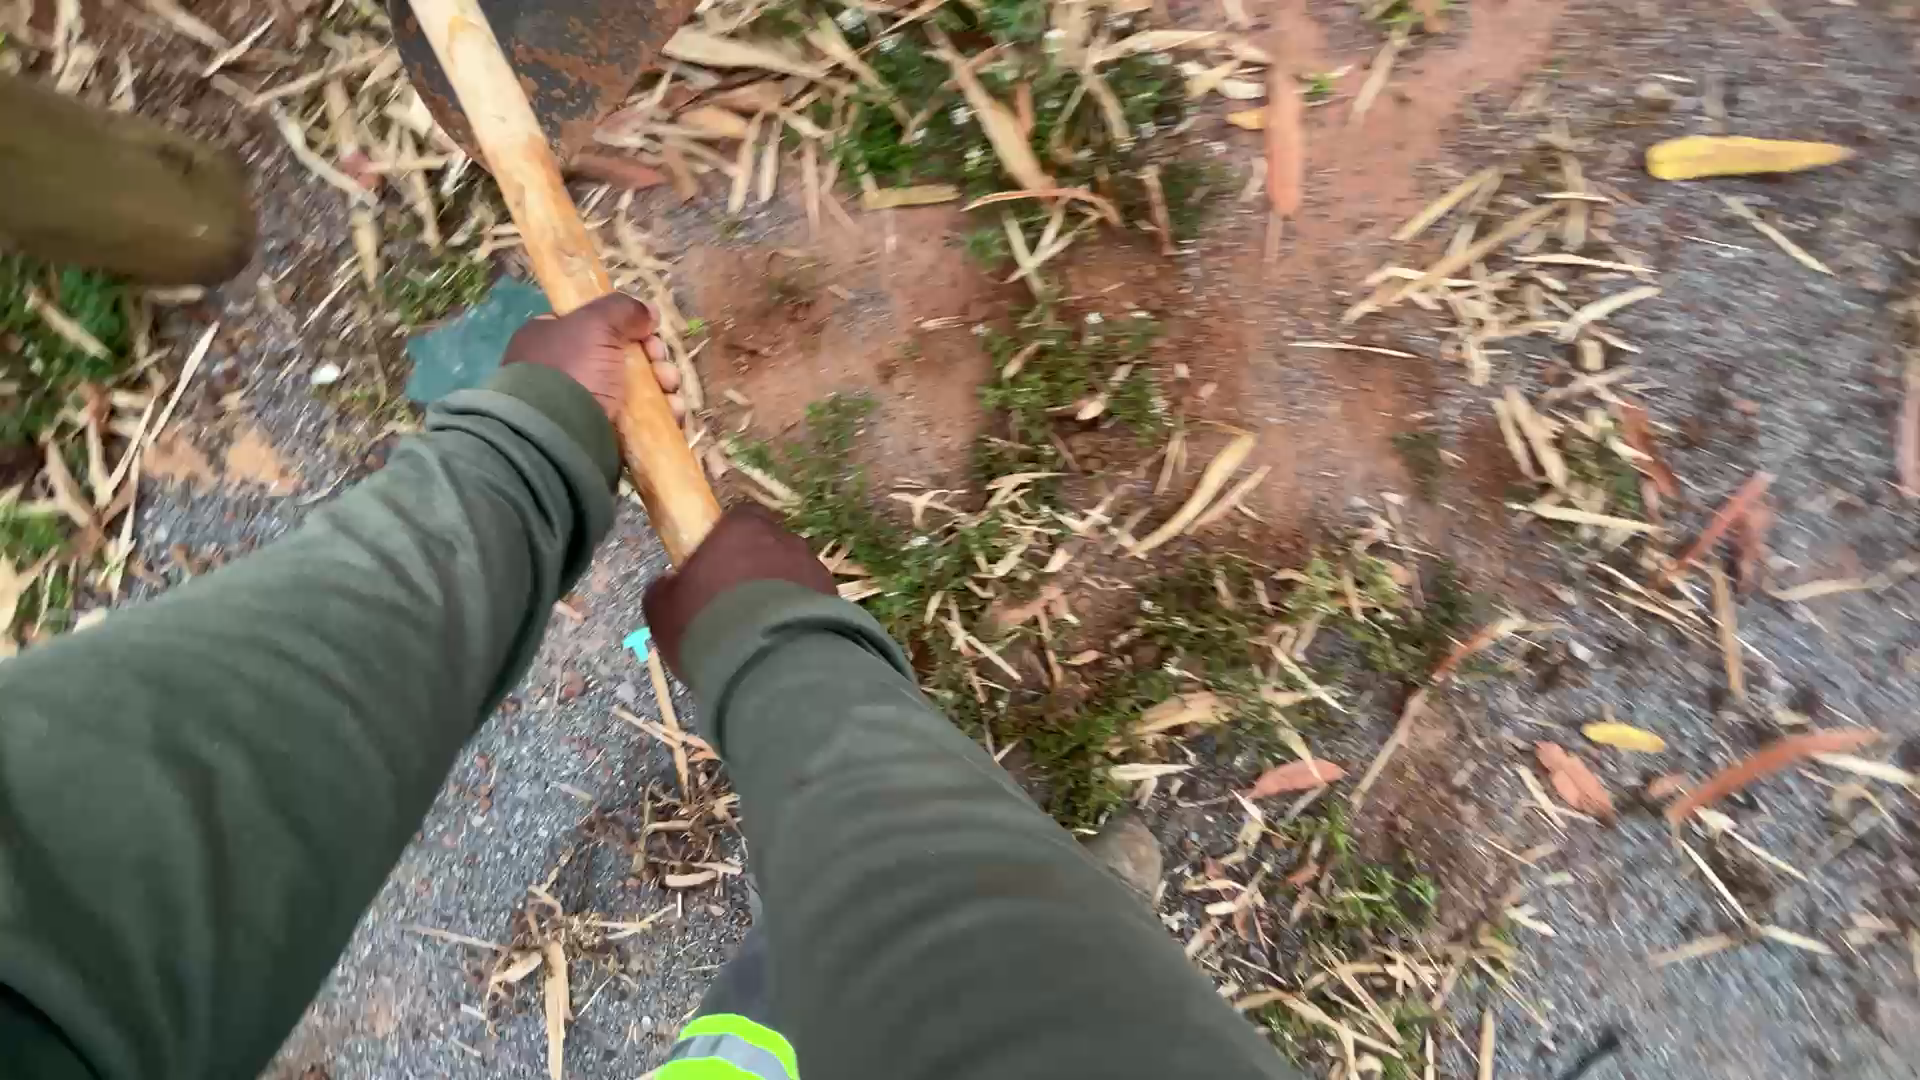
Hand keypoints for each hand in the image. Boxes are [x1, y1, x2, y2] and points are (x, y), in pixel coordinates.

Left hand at [501, 292, 684, 421]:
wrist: (562, 435)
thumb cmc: (573, 371)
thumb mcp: (594, 324)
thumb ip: (622, 309)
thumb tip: (648, 311)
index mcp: (554, 339)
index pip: (597, 326)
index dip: (627, 327)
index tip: (647, 331)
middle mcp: (570, 370)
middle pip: (625, 356)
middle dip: (653, 358)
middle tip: (661, 363)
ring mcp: (591, 404)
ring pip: (640, 387)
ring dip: (664, 383)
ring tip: (670, 387)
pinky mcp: (611, 432)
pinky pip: (645, 417)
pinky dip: (663, 412)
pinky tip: (673, 410)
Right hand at [642, 506, 835, 677]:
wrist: (770, 660)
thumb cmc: (707, 625)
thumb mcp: (664, 611)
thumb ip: (665, 589)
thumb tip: (668, 583)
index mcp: (741, 527)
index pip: (736, 520)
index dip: (725, 544)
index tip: (714, 571)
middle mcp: (783, 538)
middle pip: (769, 546)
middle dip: (756, 569)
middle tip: (738, 604)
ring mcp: (813, 566)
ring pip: (793, 573)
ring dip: (781, 593)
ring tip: (763, 629)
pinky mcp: (834, 596)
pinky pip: (812, 600)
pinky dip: (800, 614)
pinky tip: (786, 639)